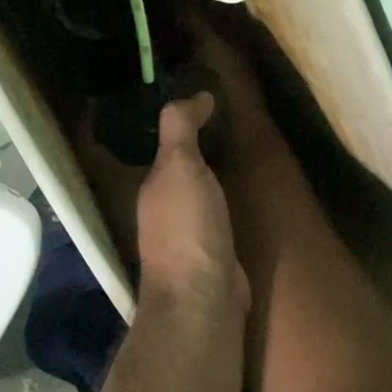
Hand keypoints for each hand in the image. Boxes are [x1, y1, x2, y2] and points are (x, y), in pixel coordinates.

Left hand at [135, 92, 247, 313]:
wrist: (204, 298)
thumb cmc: (187, 226)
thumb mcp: (180, 166)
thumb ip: (181, 128)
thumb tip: (197, 93)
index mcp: (148, 185)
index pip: (153, 144)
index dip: (168, 122)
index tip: (188, 95)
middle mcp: (161, 207)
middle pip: (174, 168)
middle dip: (190, 144)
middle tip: (218, 113)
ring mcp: (185, 233)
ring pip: (196, 190)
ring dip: (210, 171)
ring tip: (235, 143)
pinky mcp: (212, 252)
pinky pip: (217, 213)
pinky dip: (226, 197)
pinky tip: (243, 188)